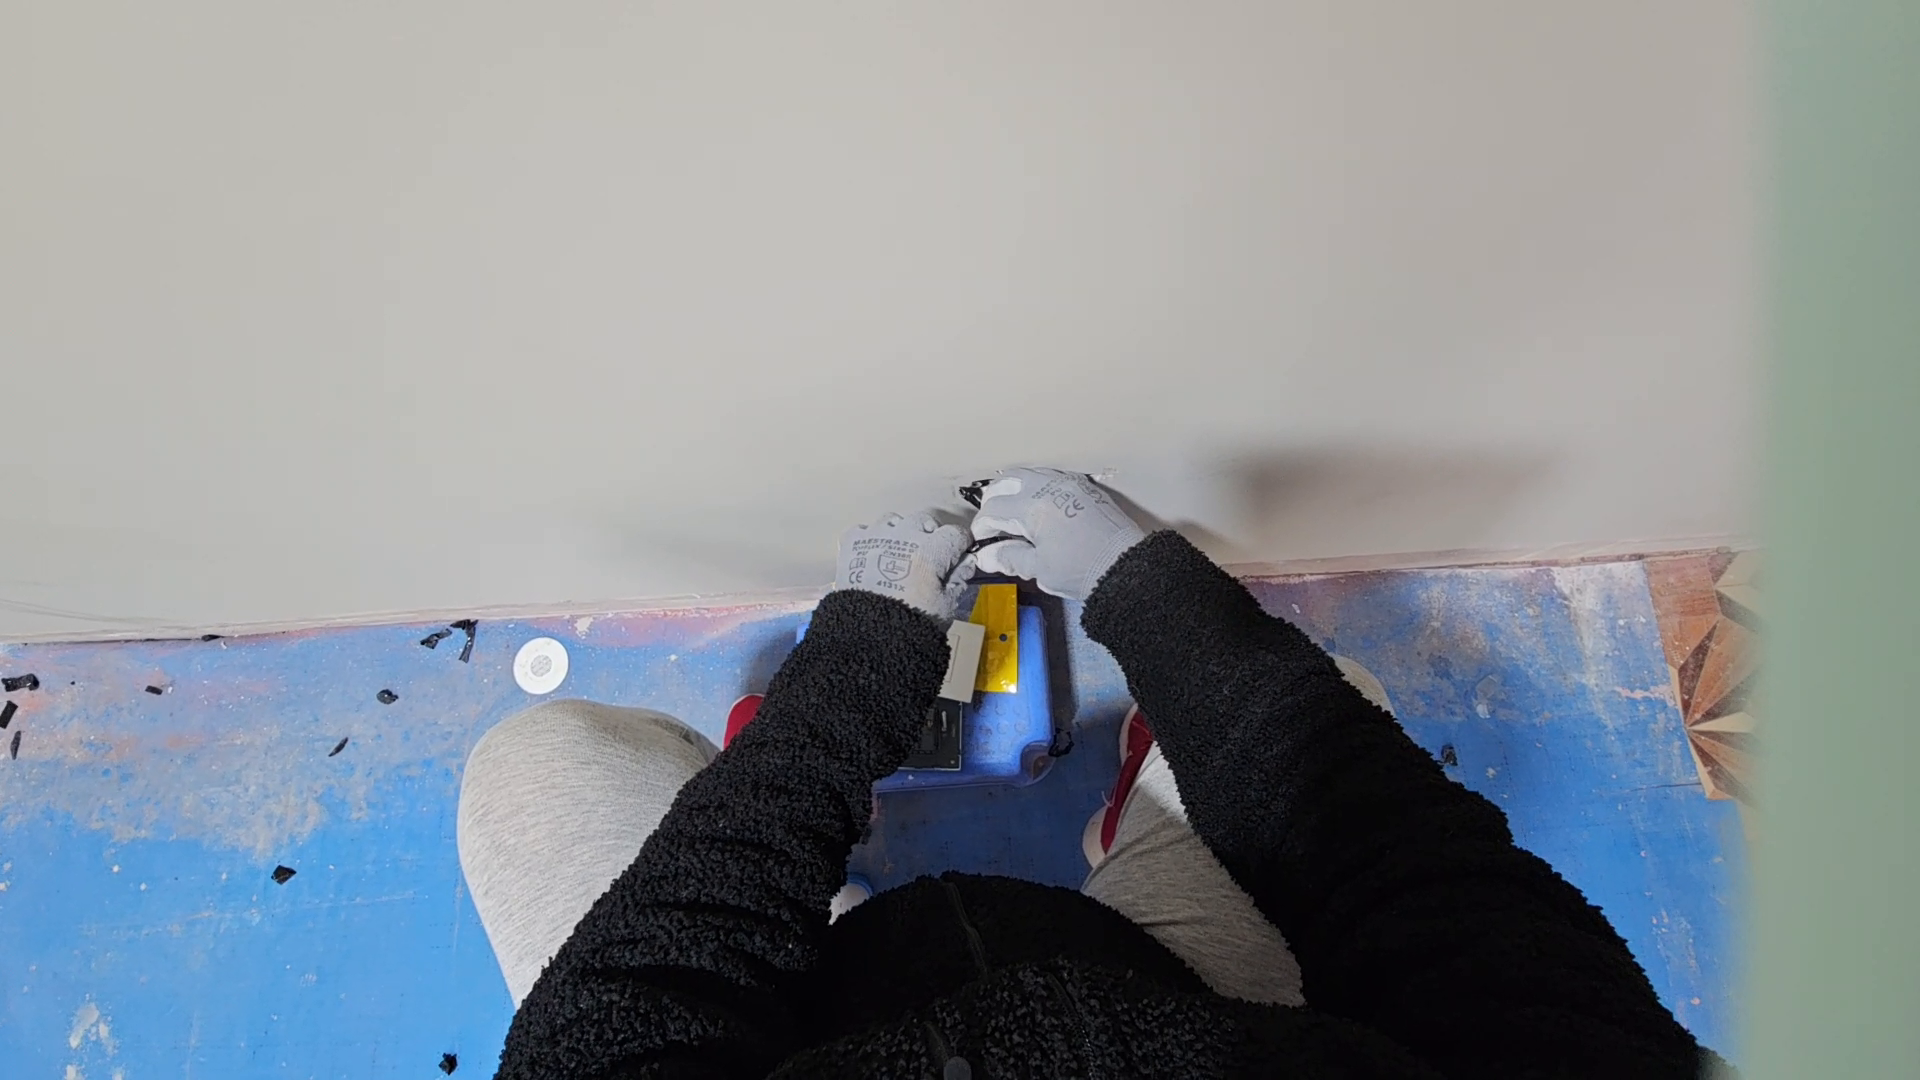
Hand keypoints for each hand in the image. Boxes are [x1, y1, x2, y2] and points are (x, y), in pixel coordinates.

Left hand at [837, 510, 975, 618]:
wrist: (865, 635)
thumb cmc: (906, 624)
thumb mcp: (944, 605)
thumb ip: (958, 579)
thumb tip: (966, 562)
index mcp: (930, 552)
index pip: (955, 533)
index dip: (961, 543)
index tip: (960, 551)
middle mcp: (904, 536)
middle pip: (925, 520)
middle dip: (931, 535)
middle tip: (930, 556)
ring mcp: (876, 537)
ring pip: (895, 521)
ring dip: (901, 532)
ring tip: (900, 554)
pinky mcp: (852, 544)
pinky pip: (865, 530)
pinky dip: (871, 539)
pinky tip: (875, 555)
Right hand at [967, 466, 1147, 599]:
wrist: (1125, 566)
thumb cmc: (1081, 569)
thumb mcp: (1039, 569)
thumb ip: (1010, 557)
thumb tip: (986, 556)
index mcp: (1032, 507)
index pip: (994, 509)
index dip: (983, 526)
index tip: (983, 540)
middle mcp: (1048, 487)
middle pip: (1007, 481)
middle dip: (994, 501)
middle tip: (994, 523)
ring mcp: (1067, 483)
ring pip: (1030, 473)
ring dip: (1015, 489)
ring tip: (1013, 511)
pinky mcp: (1084, 487)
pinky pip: (1051, 477)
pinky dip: (1037, 486)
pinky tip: (1039, 505)